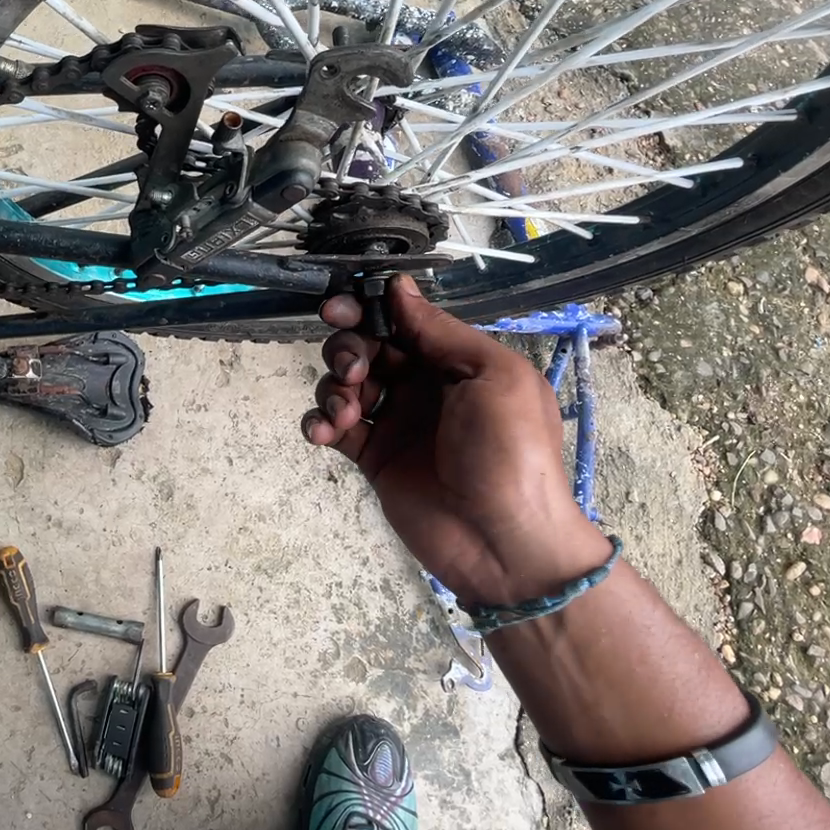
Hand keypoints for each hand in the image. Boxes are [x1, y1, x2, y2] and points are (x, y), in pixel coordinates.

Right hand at [301, 276, 607, 604]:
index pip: (400, 321)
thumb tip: (398, 287)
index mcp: (454, 362)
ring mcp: (394, 421)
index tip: (337, 308)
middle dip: (347, 350)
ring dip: (333, 389)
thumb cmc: (510, 452)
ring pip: (343, 384)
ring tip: (348, 414)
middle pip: (365, 347)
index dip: (366, 309)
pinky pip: (333, 426)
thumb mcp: (494, 377)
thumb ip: (442, 331)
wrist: (503, 543)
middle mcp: (421, 385)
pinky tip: (325, 433)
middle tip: (354, 373)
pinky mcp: (372, 456)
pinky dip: (320, 422)